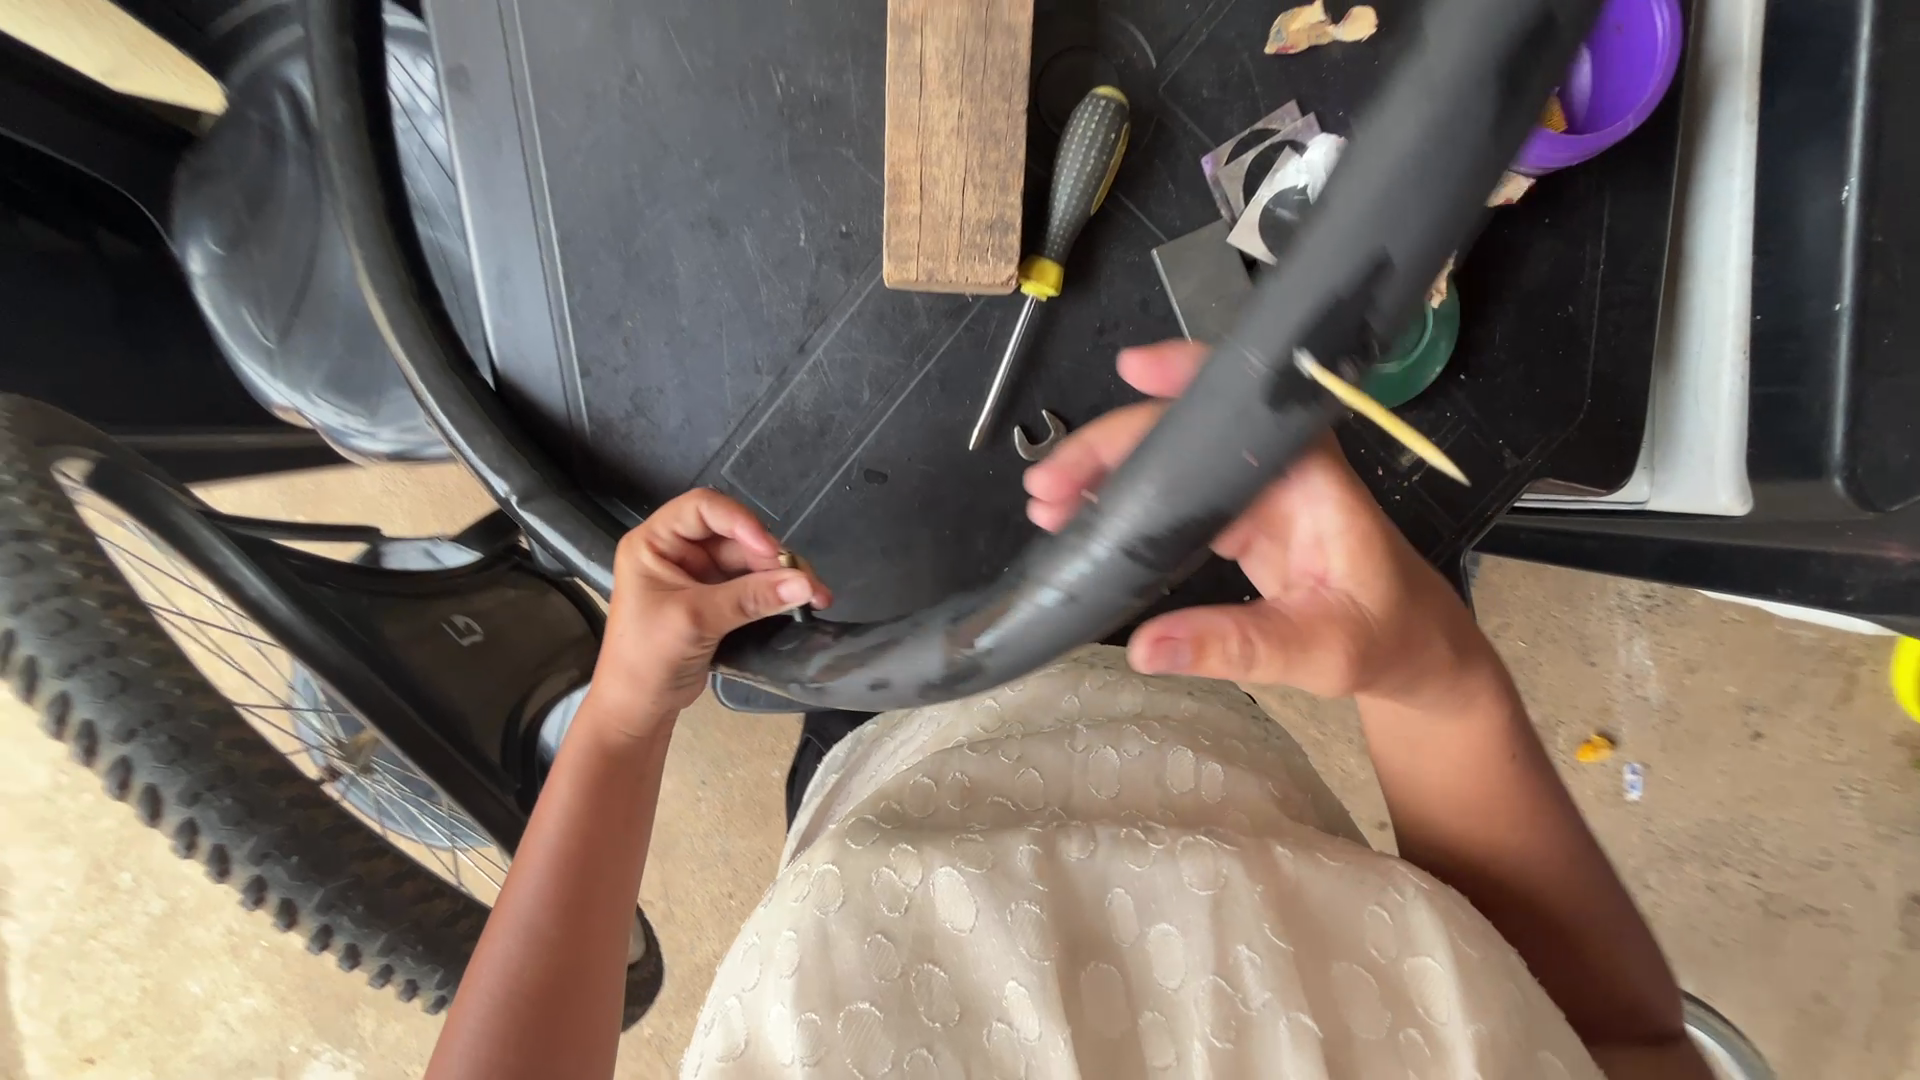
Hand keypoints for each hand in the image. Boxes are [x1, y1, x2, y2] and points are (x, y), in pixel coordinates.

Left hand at [581, 489, 829, 739]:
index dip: (740, 520)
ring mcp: (699, 575)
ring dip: (783, 575)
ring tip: (815, 595)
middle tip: (805, 581)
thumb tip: (806, 585)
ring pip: (750, 561)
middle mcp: (678, 552)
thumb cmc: (648, 658)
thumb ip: (751, 598)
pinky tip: (804, 601)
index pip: (702, 509)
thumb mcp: (697, 620)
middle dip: (771, 557)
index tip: (769, 549)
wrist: (639, 709)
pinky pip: (753, 584)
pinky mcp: (717, 599)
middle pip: (735, 536)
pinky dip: (778, 592)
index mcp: (655, 543)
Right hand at [1024, 341, 1497, 709]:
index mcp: (1307, 477)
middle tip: (1045, 484)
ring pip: (1168, 461)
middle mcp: (1274, 470)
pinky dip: (1124, 504)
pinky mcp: (1236, 518)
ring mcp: (1251, 492)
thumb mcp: (1316, 650)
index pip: (1244, 405)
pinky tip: (1083, 518)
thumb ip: (1234, 645)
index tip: (1130, 369)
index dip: (1185, 377)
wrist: (1412, 652)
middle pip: (1182, 433)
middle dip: (1109, 447)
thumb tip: (1143, 648)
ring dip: (1105, 473)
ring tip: (1047, 502)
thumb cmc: (1387, 639)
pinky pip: (1171, 496)